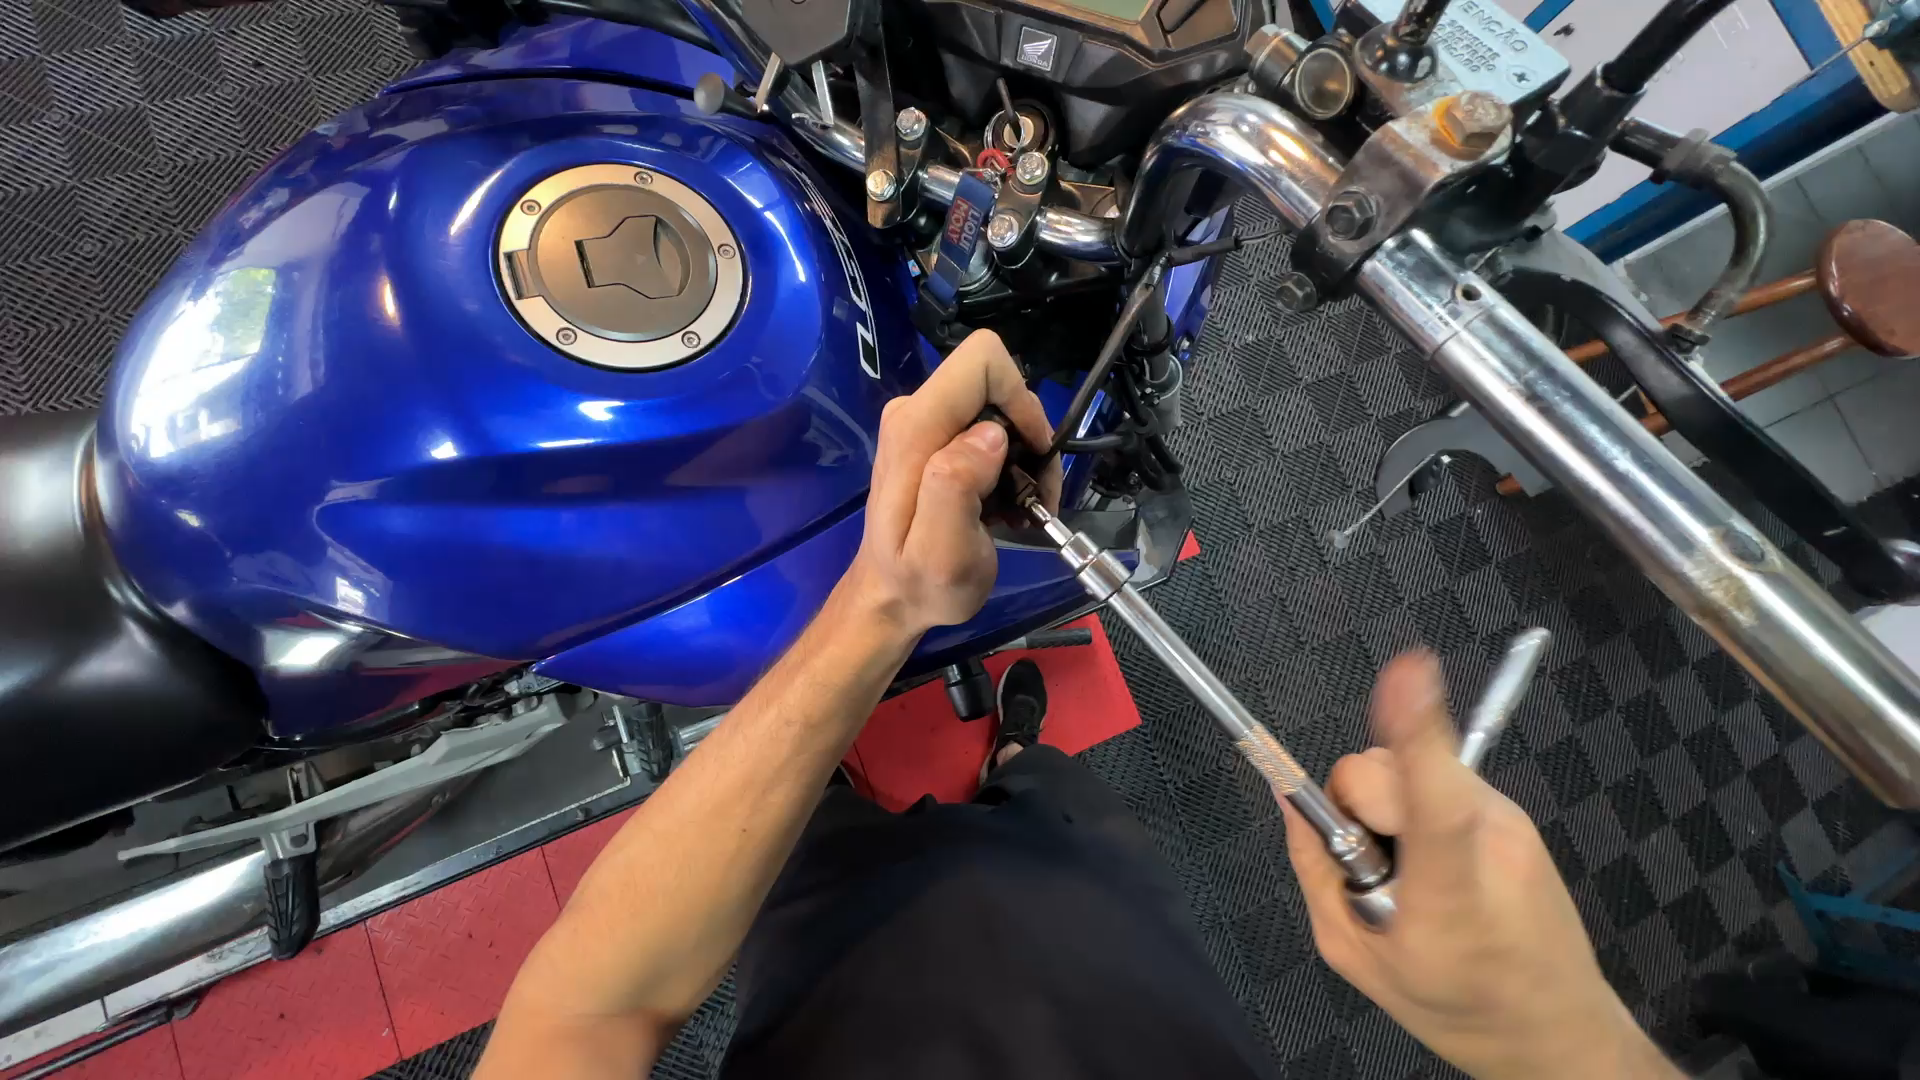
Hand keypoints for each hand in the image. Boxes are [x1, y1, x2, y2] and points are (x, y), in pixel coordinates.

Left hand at [841, 330, 1061, 638]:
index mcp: (916, 428)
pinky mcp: (936, 441)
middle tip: (1035, 497)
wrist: (892, 598)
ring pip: (1000, 409)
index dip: (1021, 399)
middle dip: (1029, 437)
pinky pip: (990, 429)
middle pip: (997, 386)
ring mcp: (924, 425)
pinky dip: (1011, 465)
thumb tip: (991, 435)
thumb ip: (956, 486)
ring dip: (1025, 458)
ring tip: (1025, 508)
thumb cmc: (920, 583)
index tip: (1032, 453)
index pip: (982, 360)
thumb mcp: (941, 551)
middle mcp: (916, 412)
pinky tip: (1008, 504)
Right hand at [1283, 652, 1678, 1079]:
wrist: (1565, 1039)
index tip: (1409, 670)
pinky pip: (1432, 779)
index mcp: (1450, 895)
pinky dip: (1412, 807)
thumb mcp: (1353, 955)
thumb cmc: (1456, 1008)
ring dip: (1384, 805)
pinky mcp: (1514, 812)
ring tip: (1406, 868)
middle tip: (1371, 862)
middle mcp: (1488, 839)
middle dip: (1358, 800)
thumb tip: (1288, 796)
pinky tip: (1430, 857)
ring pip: (1405, 767)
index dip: (1414, 732)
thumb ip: (1314, 869)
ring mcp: (1509, 820)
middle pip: (1386, 769)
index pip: (1430, 798)